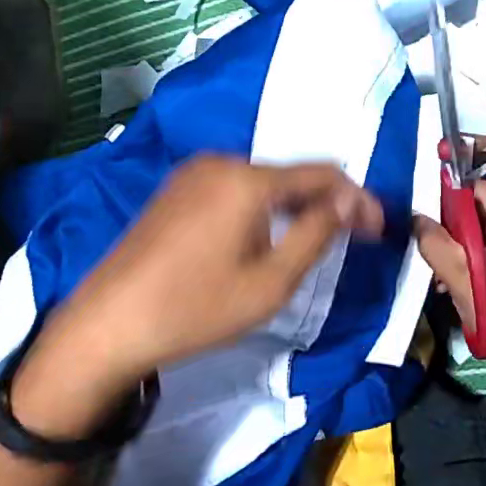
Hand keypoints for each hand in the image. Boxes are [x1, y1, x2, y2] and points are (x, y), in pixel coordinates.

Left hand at [15, 155, 382, 435]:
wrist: (108, 324)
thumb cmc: (196, 308)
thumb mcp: (270, 282)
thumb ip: (316, 233)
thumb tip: (349, 200)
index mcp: (247, 179)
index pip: (322, 174)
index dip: (357, 198)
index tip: (377, 229)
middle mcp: (220, 161)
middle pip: (290, 175)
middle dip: (324, 203)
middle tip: (346, 240)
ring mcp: (191, 173)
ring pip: (261, 182)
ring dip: (291, 206)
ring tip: (305, 244)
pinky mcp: (173, 189)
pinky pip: (232, 188)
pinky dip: (258, 208)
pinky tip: (258, 238)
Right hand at [414, 180, 485, 379]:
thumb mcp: (462, 276)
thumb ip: (434, 242)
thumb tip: (412, 217)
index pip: (473, 189)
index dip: (442, 197)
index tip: (412, 210)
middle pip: (470, 212)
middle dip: (443, 228)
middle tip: (415, 241)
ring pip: (470, 235)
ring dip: (448, 250)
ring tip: (429, 267)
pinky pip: (477, 254)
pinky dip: (458, 264)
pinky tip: (442, 283)